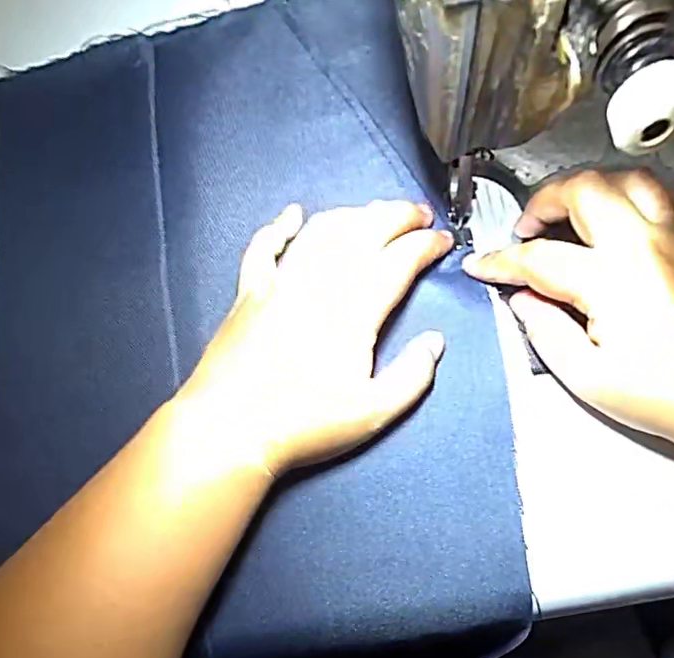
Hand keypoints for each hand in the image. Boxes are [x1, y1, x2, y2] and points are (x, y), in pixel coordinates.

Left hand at [170, 200, 455, 475]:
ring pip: (321, 231)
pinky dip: (280, 226)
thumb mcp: (373, 413)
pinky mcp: (249, 294)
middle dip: (396, 216)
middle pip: (363, 231)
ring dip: (352, 214)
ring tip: (374, 213)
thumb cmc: (303, 424)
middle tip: (417, 214)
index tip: (442, 240)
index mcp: (353, 310)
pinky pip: (265, 247)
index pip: (398, 260)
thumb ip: (412, 377)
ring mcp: (280, 284)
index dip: (425, 245)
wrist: (231, 429)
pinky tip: (293, 216)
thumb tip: (434, 344)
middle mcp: (317, 284)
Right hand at [463, 170, 673, 459]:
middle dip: (544, 201)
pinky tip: (629, 219)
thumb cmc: (666, 395)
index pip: (540, 257)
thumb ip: (547, 332)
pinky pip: (670, 200)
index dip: (503, 261)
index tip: (482, 266)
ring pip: (630, 181)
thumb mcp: (588, 377)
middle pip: (585, 191)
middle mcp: (644, 243)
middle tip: (524, 229)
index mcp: (610, 276)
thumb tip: (525, 303)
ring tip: (571, 213)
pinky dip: (640, 199)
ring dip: (592, 188)